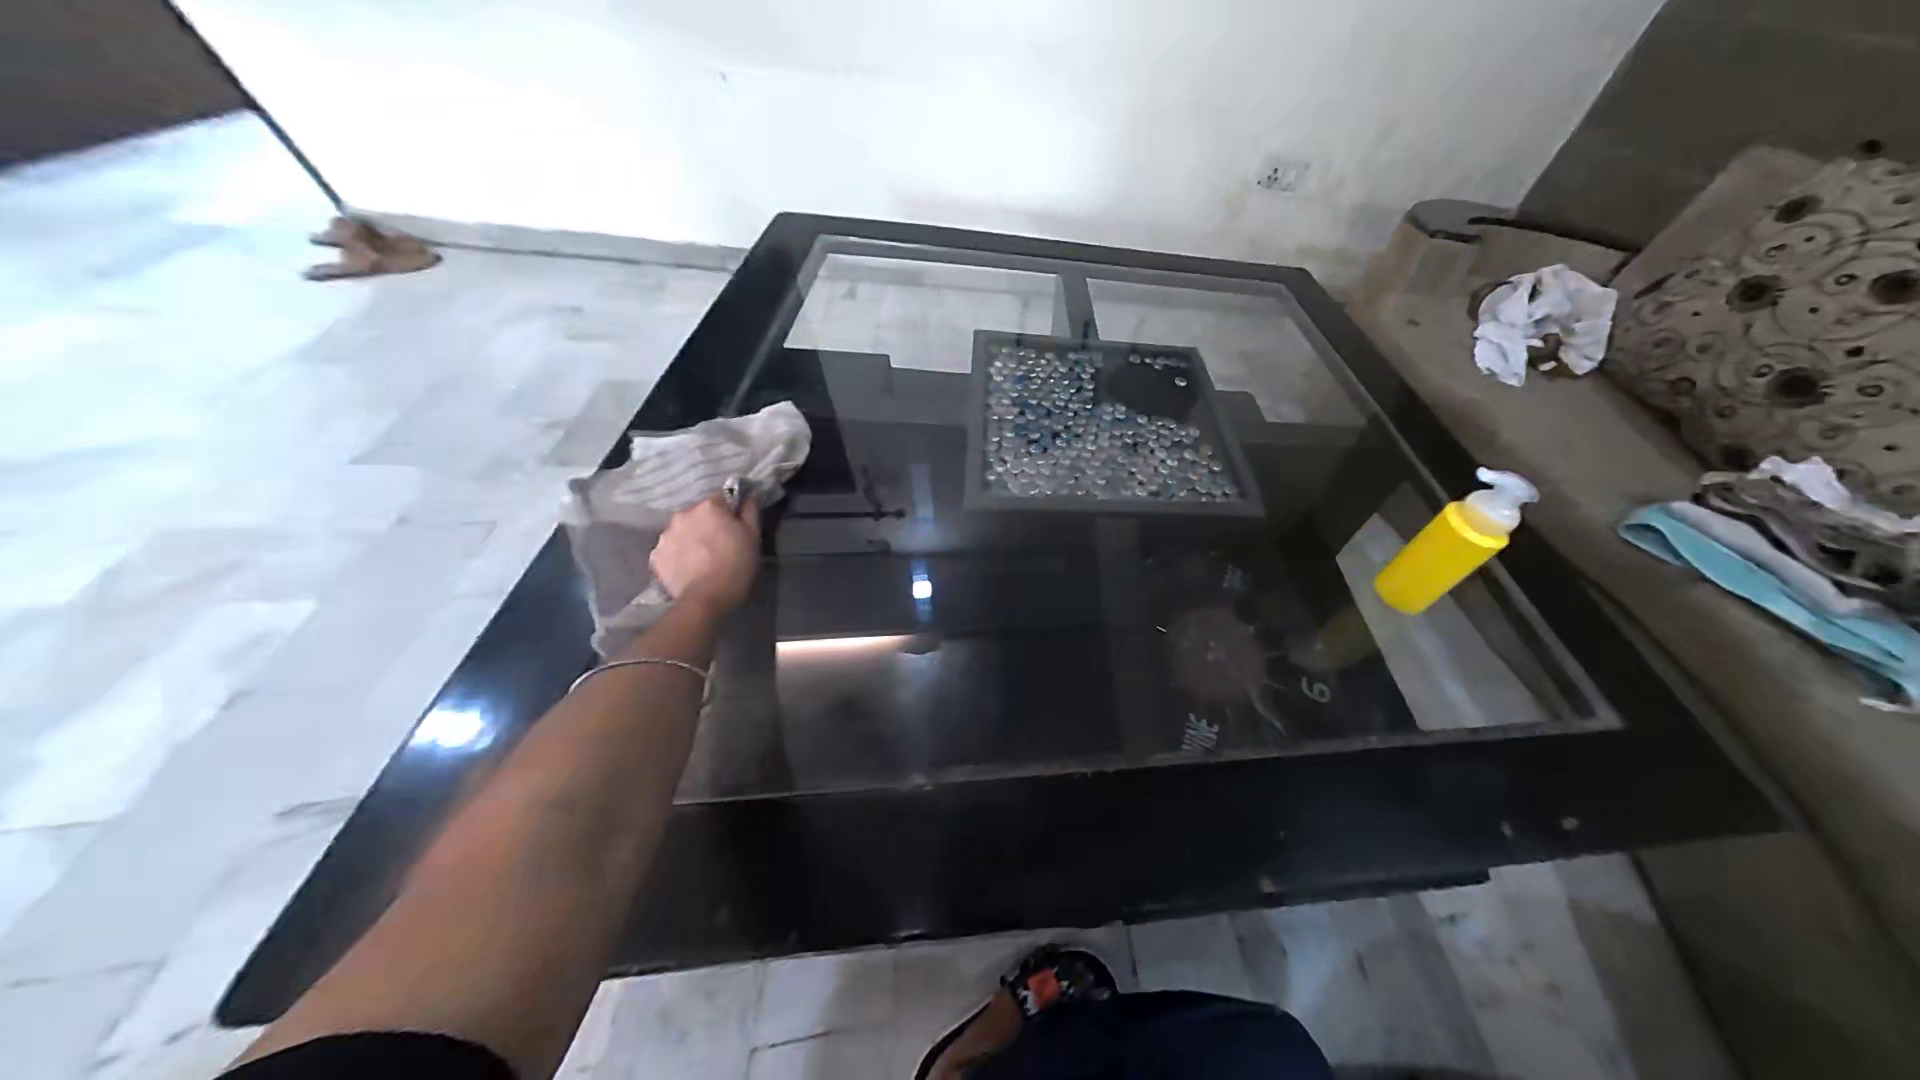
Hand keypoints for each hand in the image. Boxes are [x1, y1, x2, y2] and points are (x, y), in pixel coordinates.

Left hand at [650, 495, 761, 614]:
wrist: (706, 599)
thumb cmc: (736, 565)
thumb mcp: (753, 537)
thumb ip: (750, 511)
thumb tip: (749, 495)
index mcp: (708, 507)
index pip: (721, 500)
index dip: (730, 513)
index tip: (736, 528)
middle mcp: (682, 515)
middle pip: (698, 515)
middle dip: (707, 525)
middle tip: (719, 545)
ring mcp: (665, 536)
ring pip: (682, 531)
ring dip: (690, 539)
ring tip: (702, 559)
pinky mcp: (655, 556)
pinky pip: (669, 550)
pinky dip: (677, 555)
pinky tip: (688, 569)